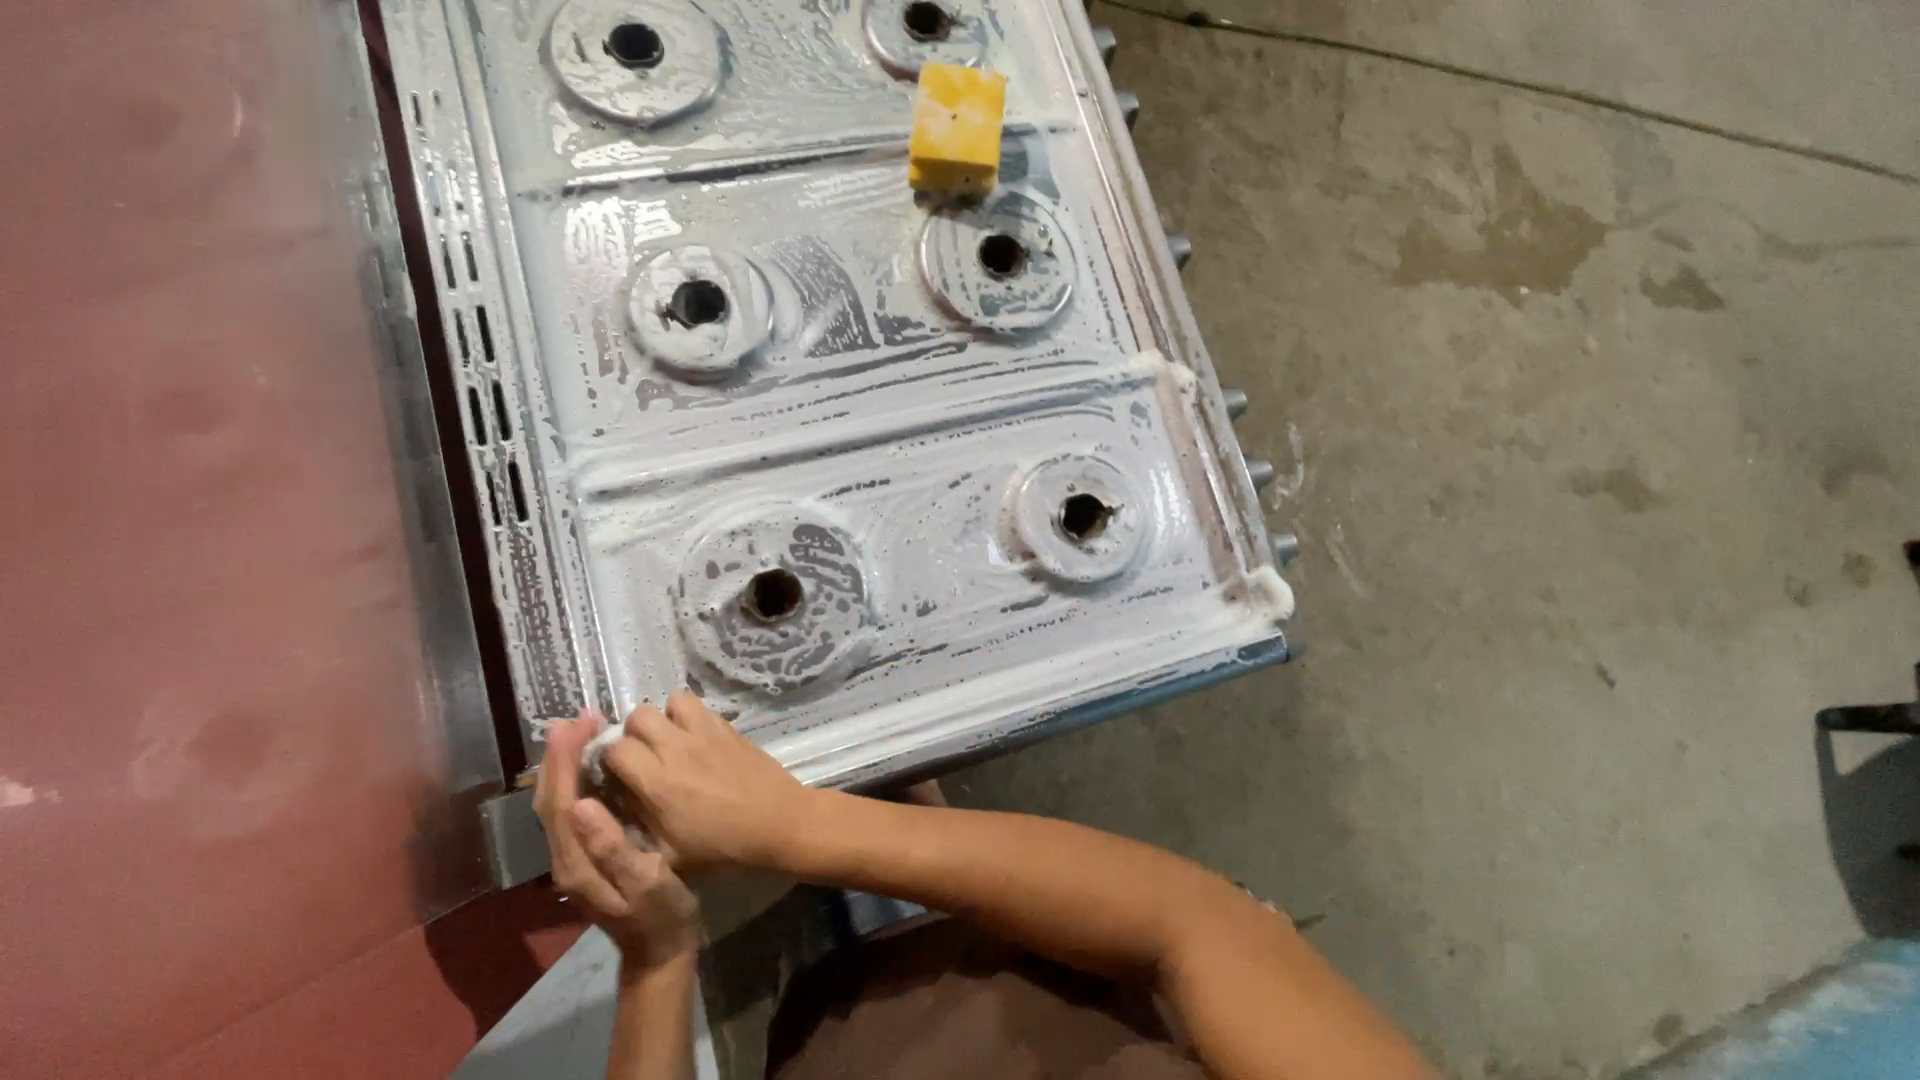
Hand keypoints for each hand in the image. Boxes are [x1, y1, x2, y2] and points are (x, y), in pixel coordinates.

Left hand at [535, 710, 698, 968]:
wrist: (659, 953)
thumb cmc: (662, 917)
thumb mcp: (646, 884)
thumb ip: (612, 847)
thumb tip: (583, 805)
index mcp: (576, 862)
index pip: (560, 800)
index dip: (565, 759)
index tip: (578, 721)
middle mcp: (564, 858)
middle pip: (550, 798)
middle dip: (559, 754)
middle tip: (579, 716)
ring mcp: (572, 859)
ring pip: (555, 802)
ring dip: (564, 763)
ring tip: (581, 730)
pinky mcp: (584, 856)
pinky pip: (569, 809)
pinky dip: (574, 779)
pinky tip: (591, 765)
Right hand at [603, 690, 813, 872]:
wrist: (777, 822)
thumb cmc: (722, 845)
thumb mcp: (669, 853)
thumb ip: (635, 827)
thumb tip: (611, 806)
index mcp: (657, 782)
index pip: (614, 750)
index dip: (609, 761)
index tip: (616, 775)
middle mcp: (676, 748)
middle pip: (636, 717)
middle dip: (631, 735)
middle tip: (642, 757)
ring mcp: (703, 732)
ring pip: (666, 703)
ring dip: (661, 719)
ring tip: (667, 742)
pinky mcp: (726, 725)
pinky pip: (695, 704)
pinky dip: (687, 714)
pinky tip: (693, 736)